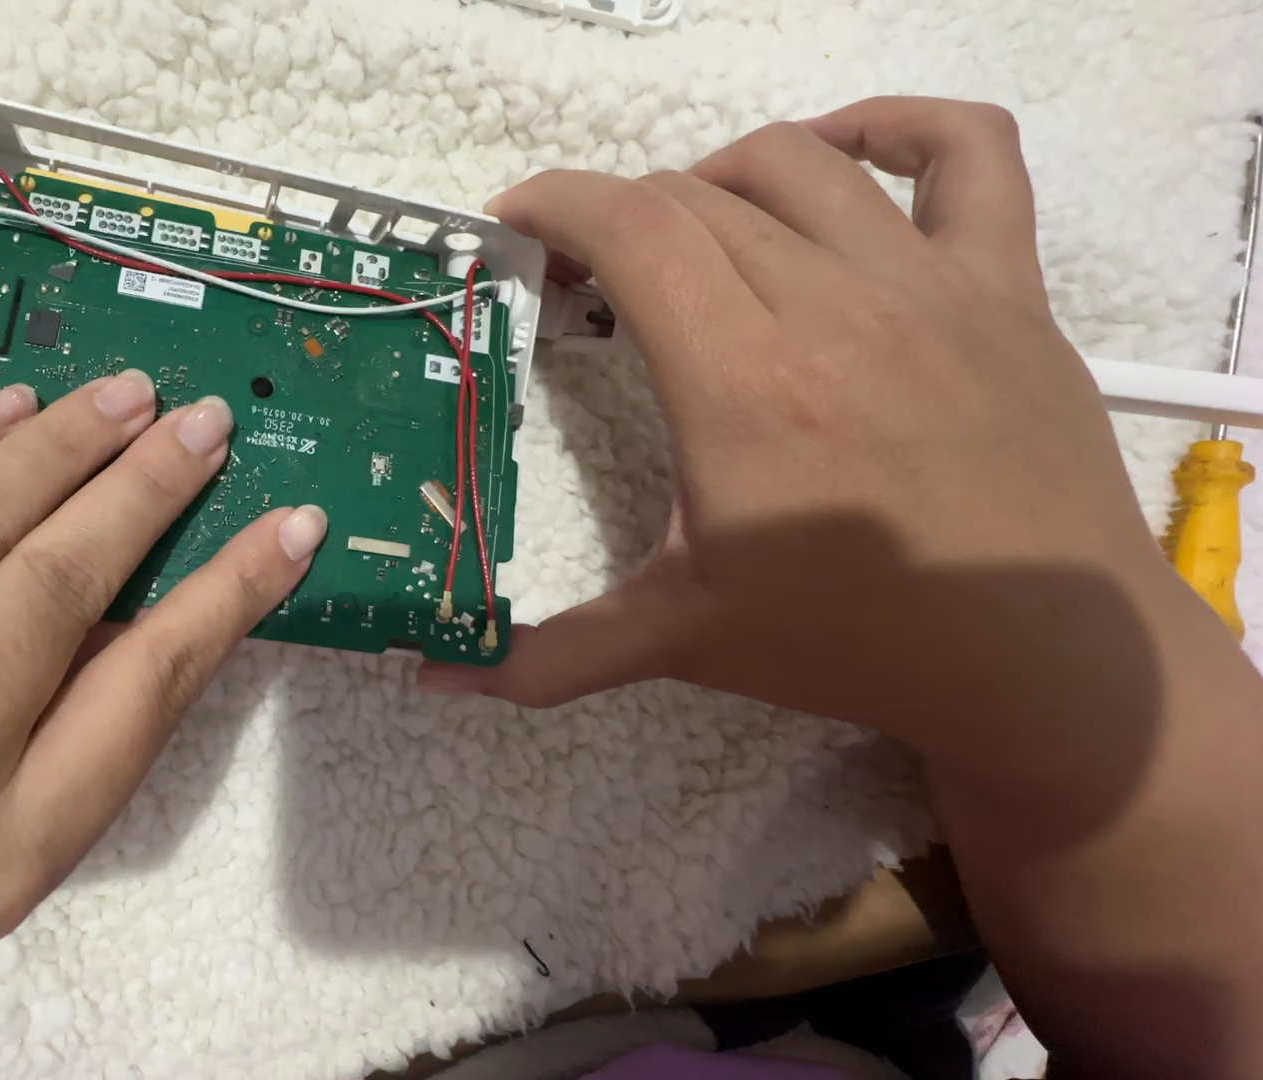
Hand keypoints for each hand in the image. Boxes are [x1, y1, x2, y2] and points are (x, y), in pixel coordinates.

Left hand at [0, 373, 325, 1072]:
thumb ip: (71, 718)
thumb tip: (159, 576)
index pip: (146, 690)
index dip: (228, 593)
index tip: (291, 527)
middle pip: (58, 583)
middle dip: (147, 486)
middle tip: (200, 424)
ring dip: (62, 442)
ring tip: (121, 399)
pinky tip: (4, 409)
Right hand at [421, 97, 1181, 766]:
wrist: (1047, 662)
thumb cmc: (847, 640)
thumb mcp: (677, 642)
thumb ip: (548, 656)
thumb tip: (438, 679)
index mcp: (741, 385)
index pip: (635, 232)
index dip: (558, 204)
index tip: (510, 222)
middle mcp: (832, 308)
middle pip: (691, 198)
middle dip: (607, 216)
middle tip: (572, 277)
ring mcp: (931, 284)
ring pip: (796, 164)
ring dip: (704, 182)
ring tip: (672, 240)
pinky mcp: (1004, 288)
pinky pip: (966, 151)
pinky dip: (885, 127)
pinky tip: (830, 160)